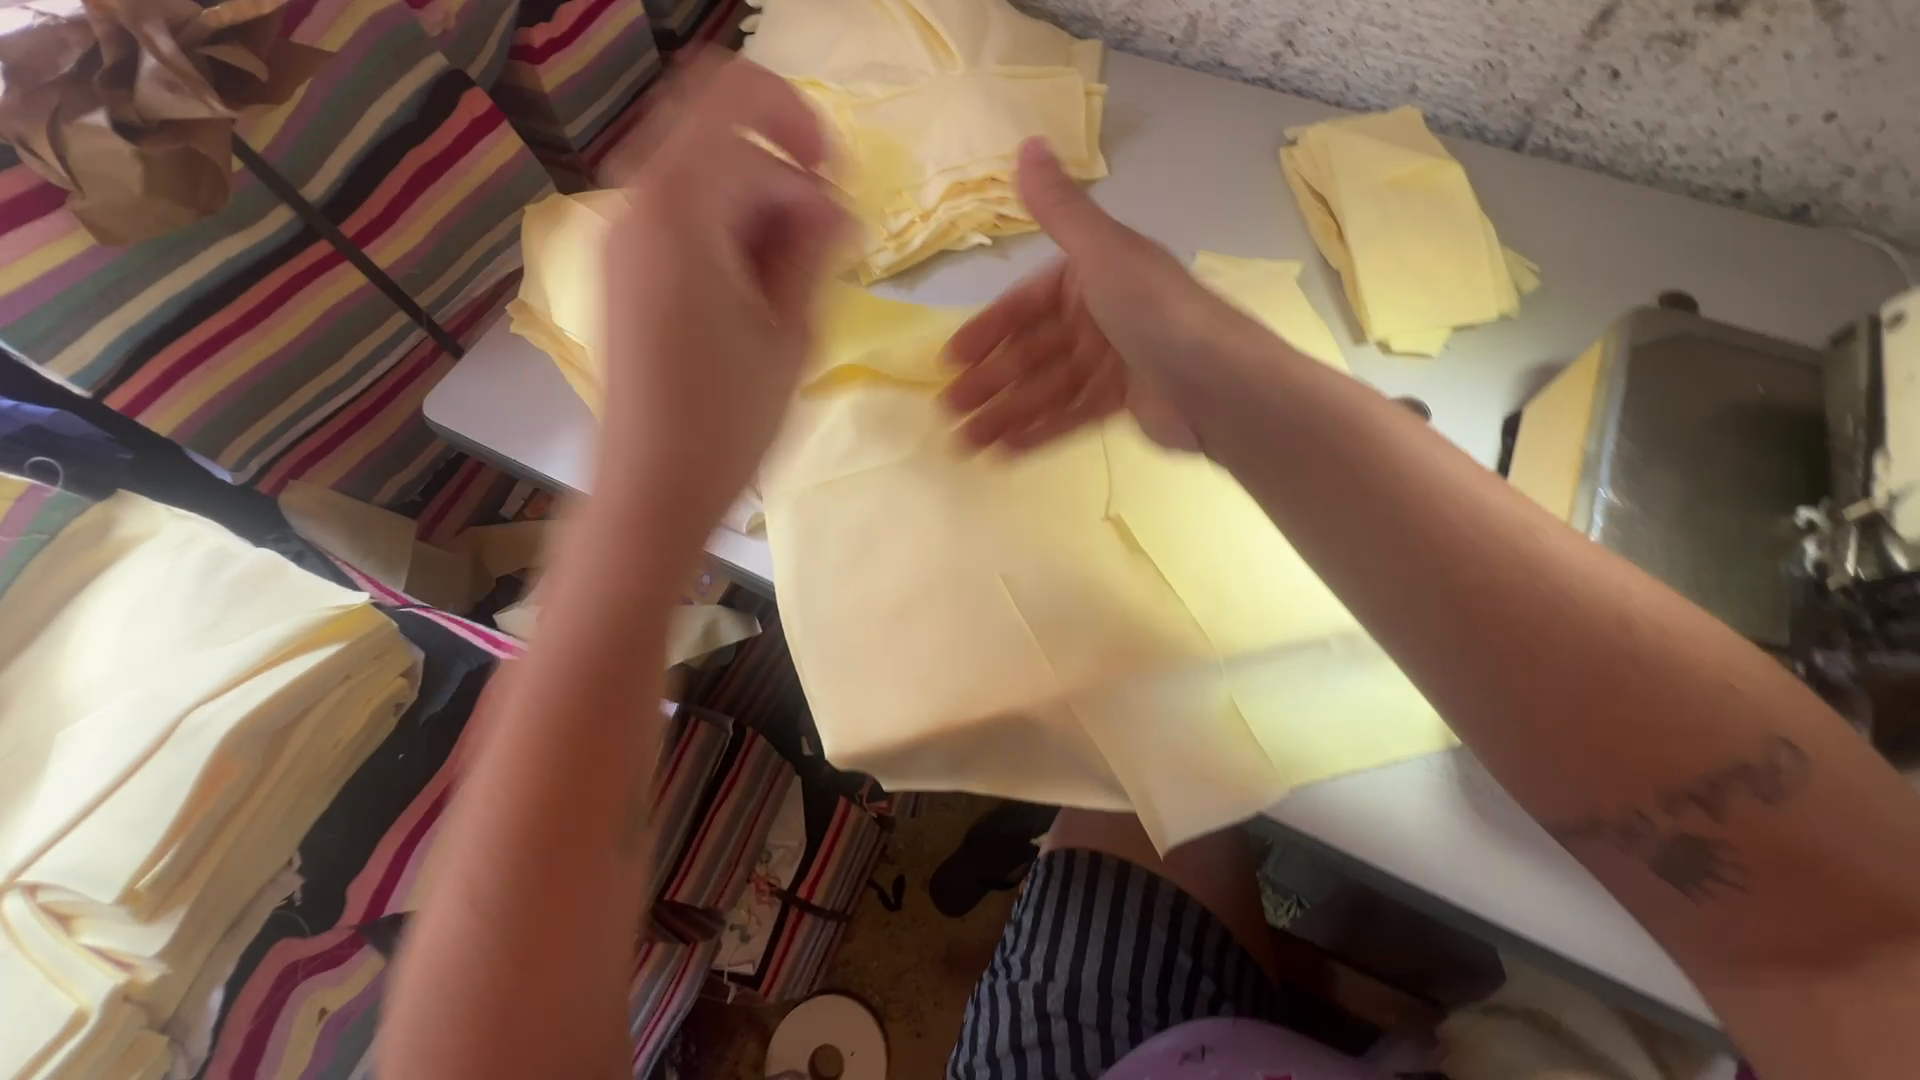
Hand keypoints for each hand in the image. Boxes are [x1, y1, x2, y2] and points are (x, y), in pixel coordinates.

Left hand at [596, 53, 847, 537]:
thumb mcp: (791, 332)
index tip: (842, 186)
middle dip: (782, 170)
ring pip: (700, 174)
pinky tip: (759, 287)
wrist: (650, 488)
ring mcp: (623, 237)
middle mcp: (638, 204)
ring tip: (797, 272)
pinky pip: (681, 215)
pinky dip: (727, 228)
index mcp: (681, 207)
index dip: (804, 130)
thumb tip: (832, 206)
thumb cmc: (728, 421)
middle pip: (717, 132)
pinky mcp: (624, 271)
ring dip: (758, 203)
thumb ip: (811, 249)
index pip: (743, 108)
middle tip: (826, 238)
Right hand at [942, 139, 1257, 453]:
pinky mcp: (1119, 404)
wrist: (1218, 383)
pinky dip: (1036, 431)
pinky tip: (1003, 451)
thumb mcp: (1103, 253)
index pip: (1025, 304)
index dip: (987, 330)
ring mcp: (1109, 363)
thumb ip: (1059, 209)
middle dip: (989, 379)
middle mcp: (1097, 316)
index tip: (950, 358)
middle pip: (1031, 351)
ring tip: (966, 441)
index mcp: (1091, 276)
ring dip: (1005, 412)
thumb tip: (1028, 142)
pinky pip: (1067, 416)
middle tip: (949, 407)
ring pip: (1044, 389)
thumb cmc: (1155, 311)